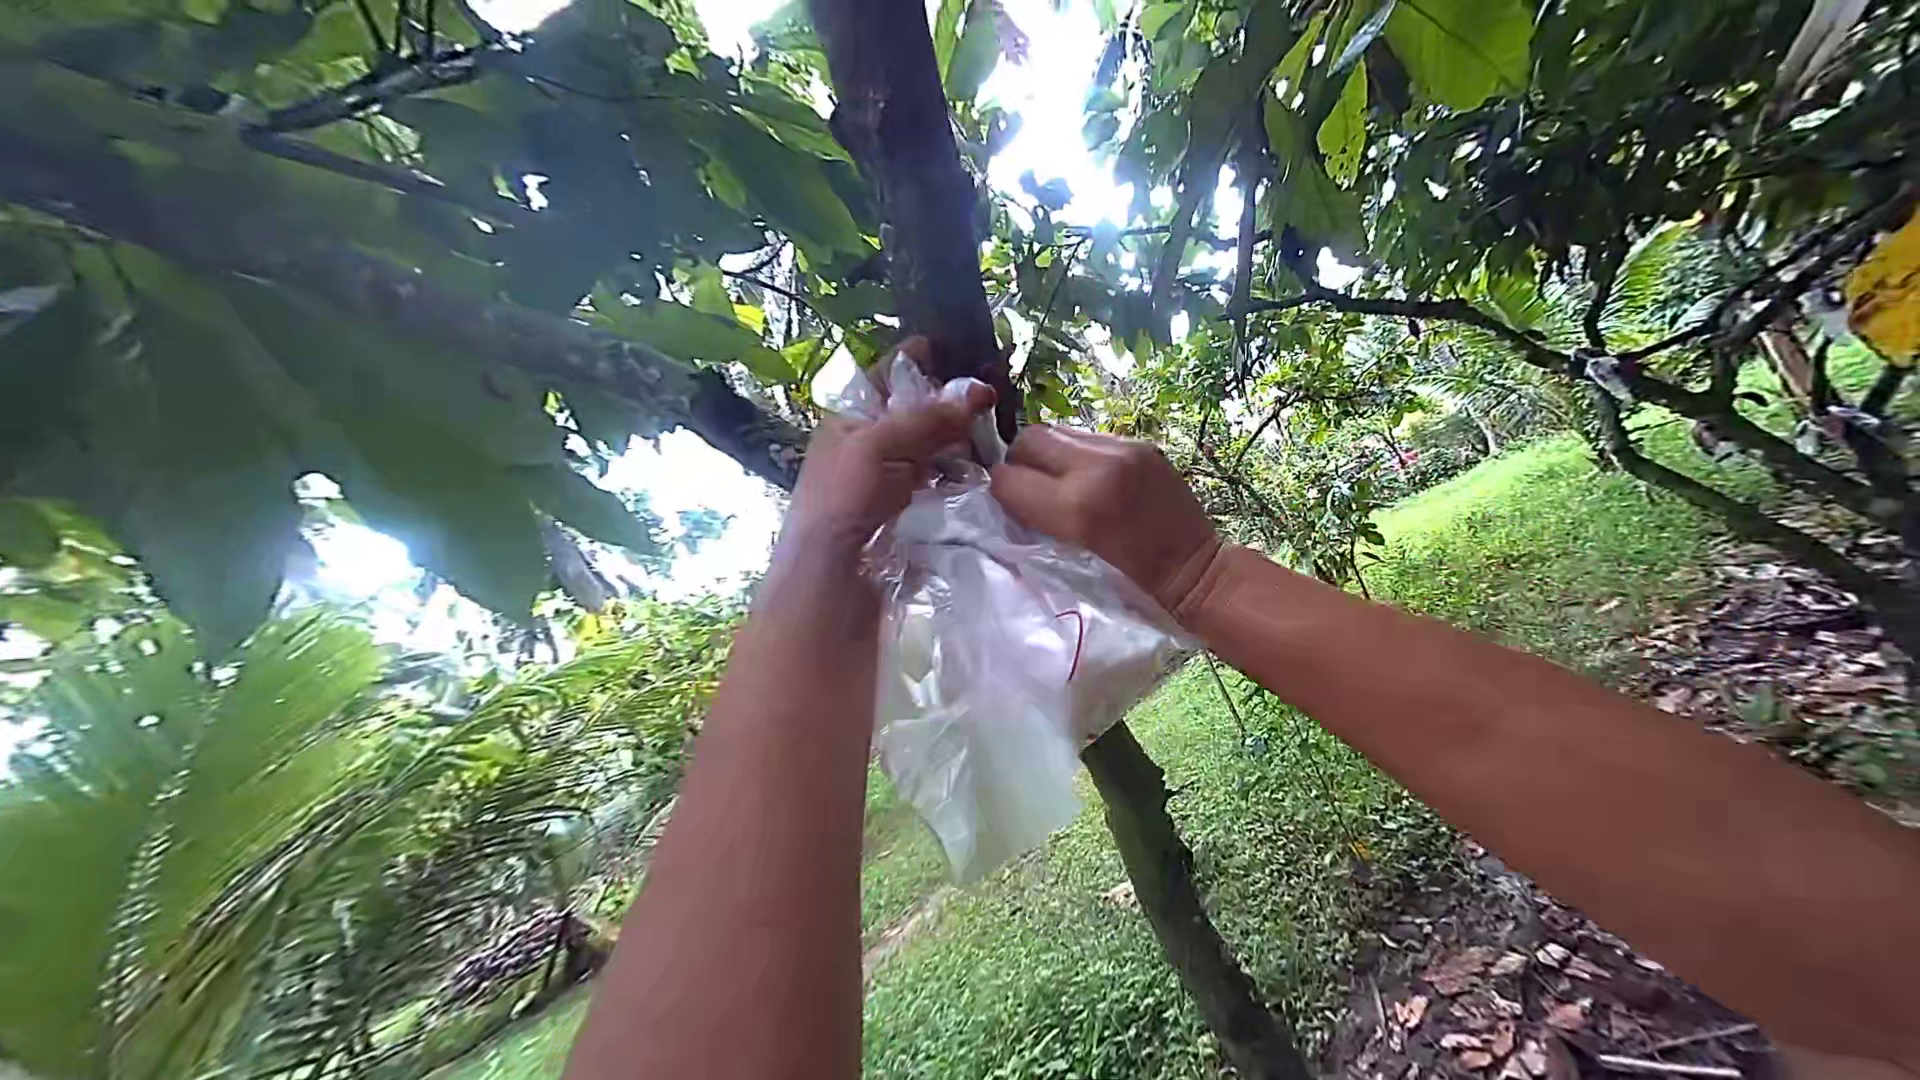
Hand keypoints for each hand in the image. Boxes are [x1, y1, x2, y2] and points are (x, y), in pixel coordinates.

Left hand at [783, 338, 995, 554]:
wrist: (830, 567)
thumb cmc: (844, 494)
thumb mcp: (881, 445)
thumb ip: (930, 418)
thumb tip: (980, 391)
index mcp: (852, 413)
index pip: (890, 372)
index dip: (922, 357)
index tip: (963, 348)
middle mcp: (870, 437)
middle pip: (917, 407)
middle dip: (951, 399)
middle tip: (994, 394)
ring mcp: (886, 469)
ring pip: (930, 441)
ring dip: (958, 435)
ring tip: (994, 430)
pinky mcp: (902, 499)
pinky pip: (934, 472)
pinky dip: (955, 467)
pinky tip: (979, 467)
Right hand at [990, 426, 1221, 615]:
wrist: (1194, 571)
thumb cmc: (1129, 583)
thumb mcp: (1069, 561)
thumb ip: (1034, 522)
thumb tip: (1008, 494)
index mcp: (1076, 507)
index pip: (1007, 477)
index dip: (1002, 493)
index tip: (1011, 507)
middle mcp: (1097, 466)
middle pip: (1027, 439)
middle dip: (1020, 463)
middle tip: (1031, 489)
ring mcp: (1121, 448)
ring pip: (1055, 431)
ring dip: (1048, 456)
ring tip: (1060, 483)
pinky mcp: (1138, 442)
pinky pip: (1086, 437)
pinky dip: (1076, 455)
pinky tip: (1089, 479)